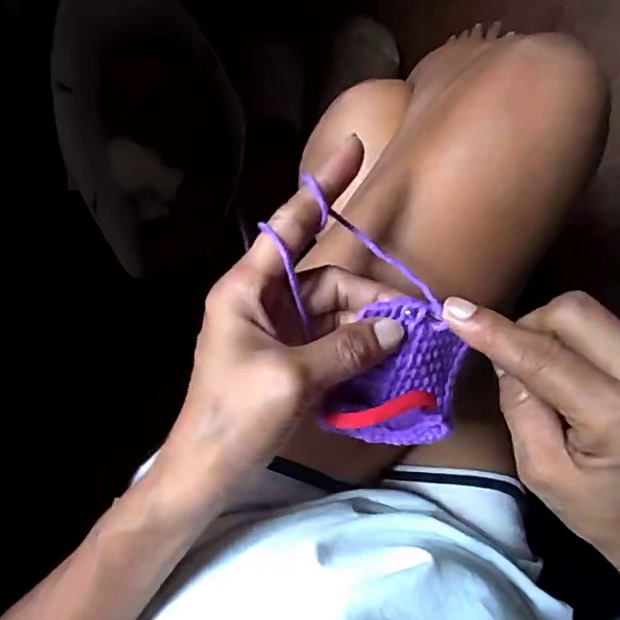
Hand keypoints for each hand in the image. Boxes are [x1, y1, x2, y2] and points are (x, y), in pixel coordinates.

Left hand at [153, 137, 405, 510]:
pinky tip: (382, 362)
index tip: (354, 149)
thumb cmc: (235, 416)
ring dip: (367, 328)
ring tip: (404, 347)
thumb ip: (347, 348)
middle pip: (326, 281)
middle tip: (412, 323)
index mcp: (245, 290)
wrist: (207, 470)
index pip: (289, 226)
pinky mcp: (284, 361)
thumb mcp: (293, 378)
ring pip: (332, 314)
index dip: (323, 188)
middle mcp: (259, 302)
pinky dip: (354, 350)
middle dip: (369, 297)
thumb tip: (398, 326)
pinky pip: (327, 342)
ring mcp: (273, 334)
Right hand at [439, 291, 619, 583]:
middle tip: (512, 367)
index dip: (497, 333)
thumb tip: (502, 354)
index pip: (547, 360)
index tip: (455, 310)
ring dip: (550, 338)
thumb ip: (519, 408)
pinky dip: (574, 347)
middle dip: (527, 328)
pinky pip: (604, 328)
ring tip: (548, 384)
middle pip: (574, 314)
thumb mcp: (539, 470)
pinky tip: (577, 382)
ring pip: (588, 315)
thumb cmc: (594, 506)